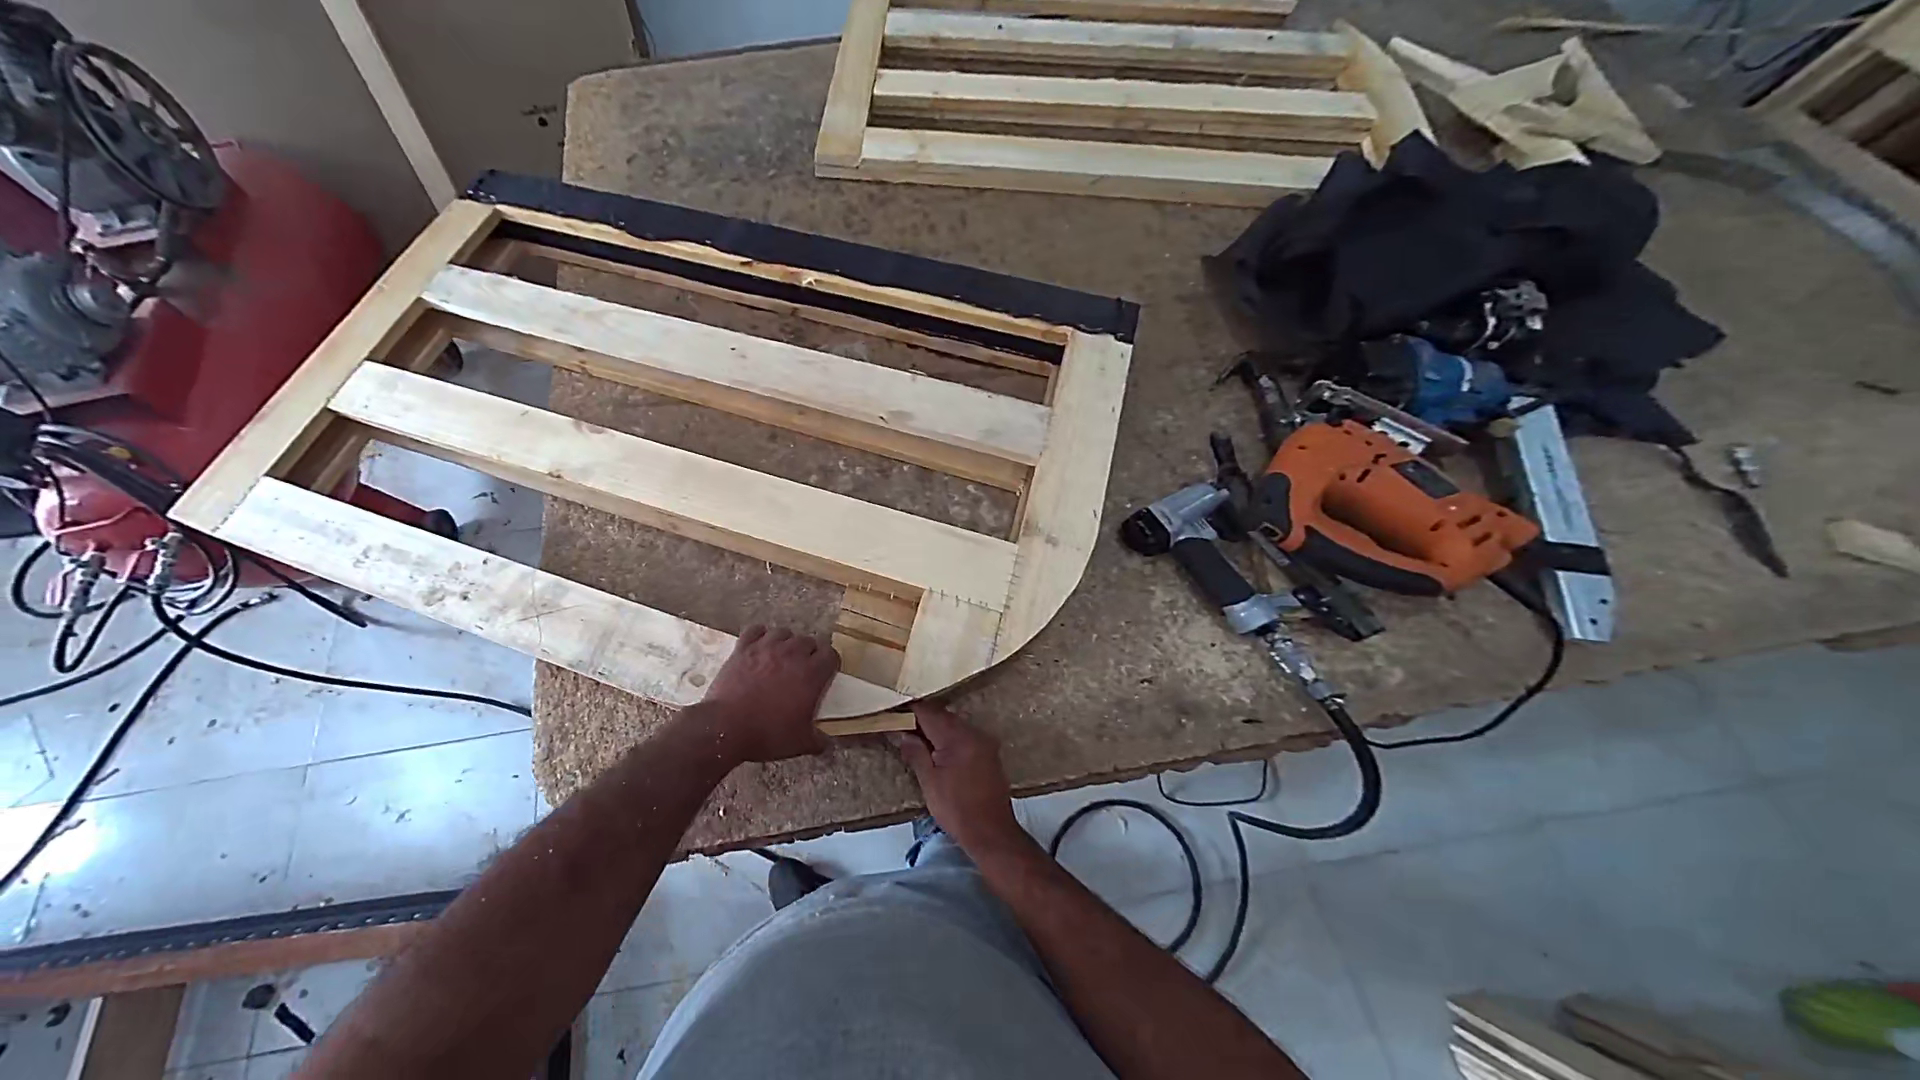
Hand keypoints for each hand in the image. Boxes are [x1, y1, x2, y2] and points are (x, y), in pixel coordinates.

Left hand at [690, 625, 838, 764]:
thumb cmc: (766, 734)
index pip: (831, 654)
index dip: (829, 663)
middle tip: (801, 670)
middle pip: (809, 641)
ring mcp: (766, 648)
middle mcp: (792, 654)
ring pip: (784, 632)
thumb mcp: (799, 743)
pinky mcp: (743, 648)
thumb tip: (827, 744)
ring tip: (781, 657)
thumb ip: (818, 740)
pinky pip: (756, 630)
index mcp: (811, 673)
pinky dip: (760, 635)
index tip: (824, 674)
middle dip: (809, 653)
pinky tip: (759, 647)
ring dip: (786, 642)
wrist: (725, 728)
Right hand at [892, 703, 1026, 855]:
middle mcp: (974, 733)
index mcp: (958, 738)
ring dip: (936, 729)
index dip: (909, 712)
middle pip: (943, 716)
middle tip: (901, 728)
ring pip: (955, 725)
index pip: (929, 713)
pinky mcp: (989, 753)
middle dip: (922, 720)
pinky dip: (949, 738)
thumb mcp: (929, 783)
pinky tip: (938, 750)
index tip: (893, 715)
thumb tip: (903, 735)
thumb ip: (916, 754)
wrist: (991, 832)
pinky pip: (965, 736)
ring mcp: (985, 742)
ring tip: (916, 740)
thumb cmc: (957, 810)